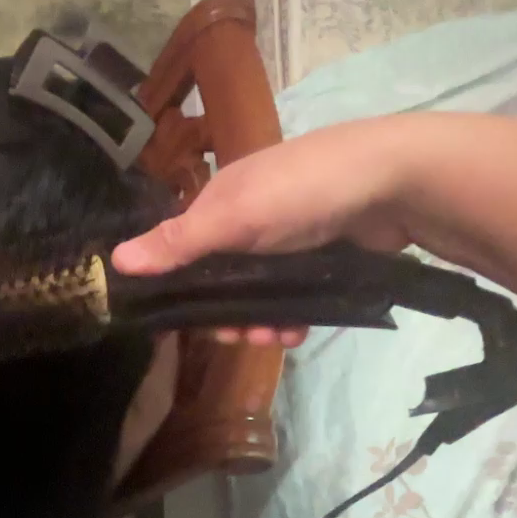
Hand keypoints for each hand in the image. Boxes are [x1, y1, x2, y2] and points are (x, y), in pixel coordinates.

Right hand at [112, 117, 426, 348]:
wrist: (403, 181)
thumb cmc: (306, 190)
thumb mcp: (234, 217)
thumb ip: (177, 243)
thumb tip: (113, 261)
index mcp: (221, 204)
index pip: (182, 254)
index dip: (178, 291)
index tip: (181, 322)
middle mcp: (249, 220)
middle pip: (218, 283)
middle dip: (225, 315)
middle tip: (238, 336)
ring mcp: (287, 240)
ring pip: (255, 296)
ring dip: (258, 324)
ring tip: (274, 337)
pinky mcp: (320, 258)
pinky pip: (291, 298)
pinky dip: (290, 318)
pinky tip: (298, 331)